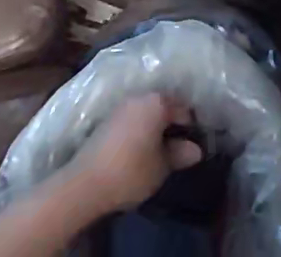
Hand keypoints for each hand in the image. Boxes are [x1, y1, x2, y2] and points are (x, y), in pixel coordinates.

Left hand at [65, 94, 203, 214]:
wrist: (84, 184)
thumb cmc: (131, 171)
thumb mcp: (161, 167)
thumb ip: (180, 154)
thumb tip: (196, 150)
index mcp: (157, 102)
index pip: (183, 108)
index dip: (192, 126)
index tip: (196, 142)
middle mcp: (140, 97)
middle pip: (164, 107)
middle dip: (173, 125)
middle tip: (180, 147)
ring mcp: (121, 107)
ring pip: (147, 113)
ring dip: (156, 128)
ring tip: (162, 150)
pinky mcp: (107, 121)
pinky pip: (133, 120)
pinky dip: (141, 131)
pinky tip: (142, 150)